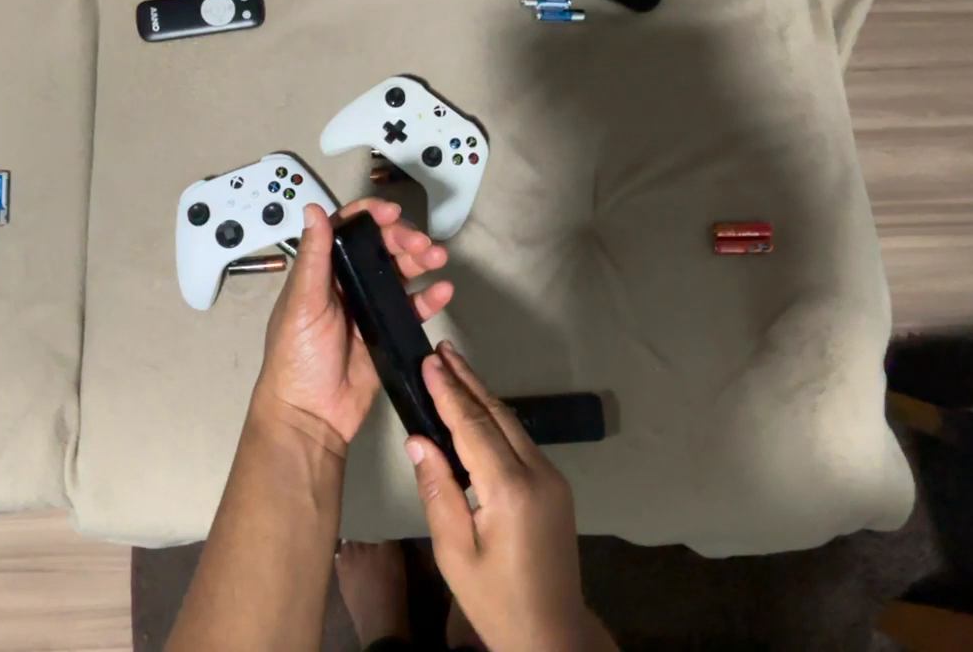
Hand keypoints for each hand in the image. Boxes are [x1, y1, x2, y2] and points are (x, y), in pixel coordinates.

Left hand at [253, 199, 452, 457]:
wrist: (311, 414)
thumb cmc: (296, 356)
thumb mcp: (302, 302)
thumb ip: (313, 256)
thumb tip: (313, 209)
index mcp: (322, 270)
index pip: (348, 230)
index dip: (371, 216)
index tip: (391, 212)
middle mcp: (347, 282)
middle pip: (381, 246)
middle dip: (403, 237)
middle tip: (422, 244)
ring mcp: (369, 305)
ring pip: (400, 271)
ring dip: (421, 260)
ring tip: (438, 259)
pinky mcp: (388, 329)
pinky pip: (413, 306)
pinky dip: (430, 297)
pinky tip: (442, 291)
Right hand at [408, 344, 615, 651]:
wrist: (552, 633)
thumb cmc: (494, 599)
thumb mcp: (454, 552)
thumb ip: (437, 490)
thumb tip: (418, 438)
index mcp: (510, 490)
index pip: (472, 427)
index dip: (448, 391)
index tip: (429, 361)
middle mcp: (537, 472)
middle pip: (496, 414)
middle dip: (466, 380)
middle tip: (441, 350)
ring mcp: (551, 477)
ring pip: (511, 423)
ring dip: (480, 395)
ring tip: (453, 368)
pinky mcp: (554, 484)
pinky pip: (519, 440)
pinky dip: (494, 418)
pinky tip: (476, 408)